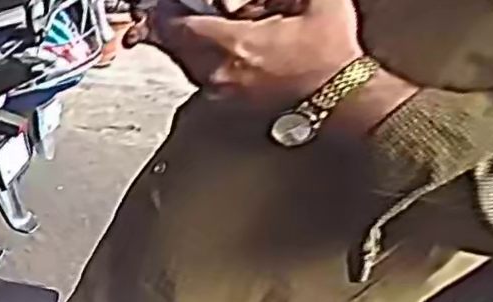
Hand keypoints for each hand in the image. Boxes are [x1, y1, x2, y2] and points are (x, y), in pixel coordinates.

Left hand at [148, 0, 364, 110]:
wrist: (328, 95)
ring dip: (182, 40)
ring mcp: (216, 91)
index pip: (184, 29)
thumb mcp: (316, 0)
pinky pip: (198, 73)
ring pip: (185, 62)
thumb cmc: (325, 49)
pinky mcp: (220, 100)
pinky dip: (196, 54)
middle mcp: (217, 73)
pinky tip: (209, 38)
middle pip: (177, 47)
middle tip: (172, 7)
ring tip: (187, 18)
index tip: (163, 2)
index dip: (169, 12)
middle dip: (170, 24)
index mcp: (235, 46)